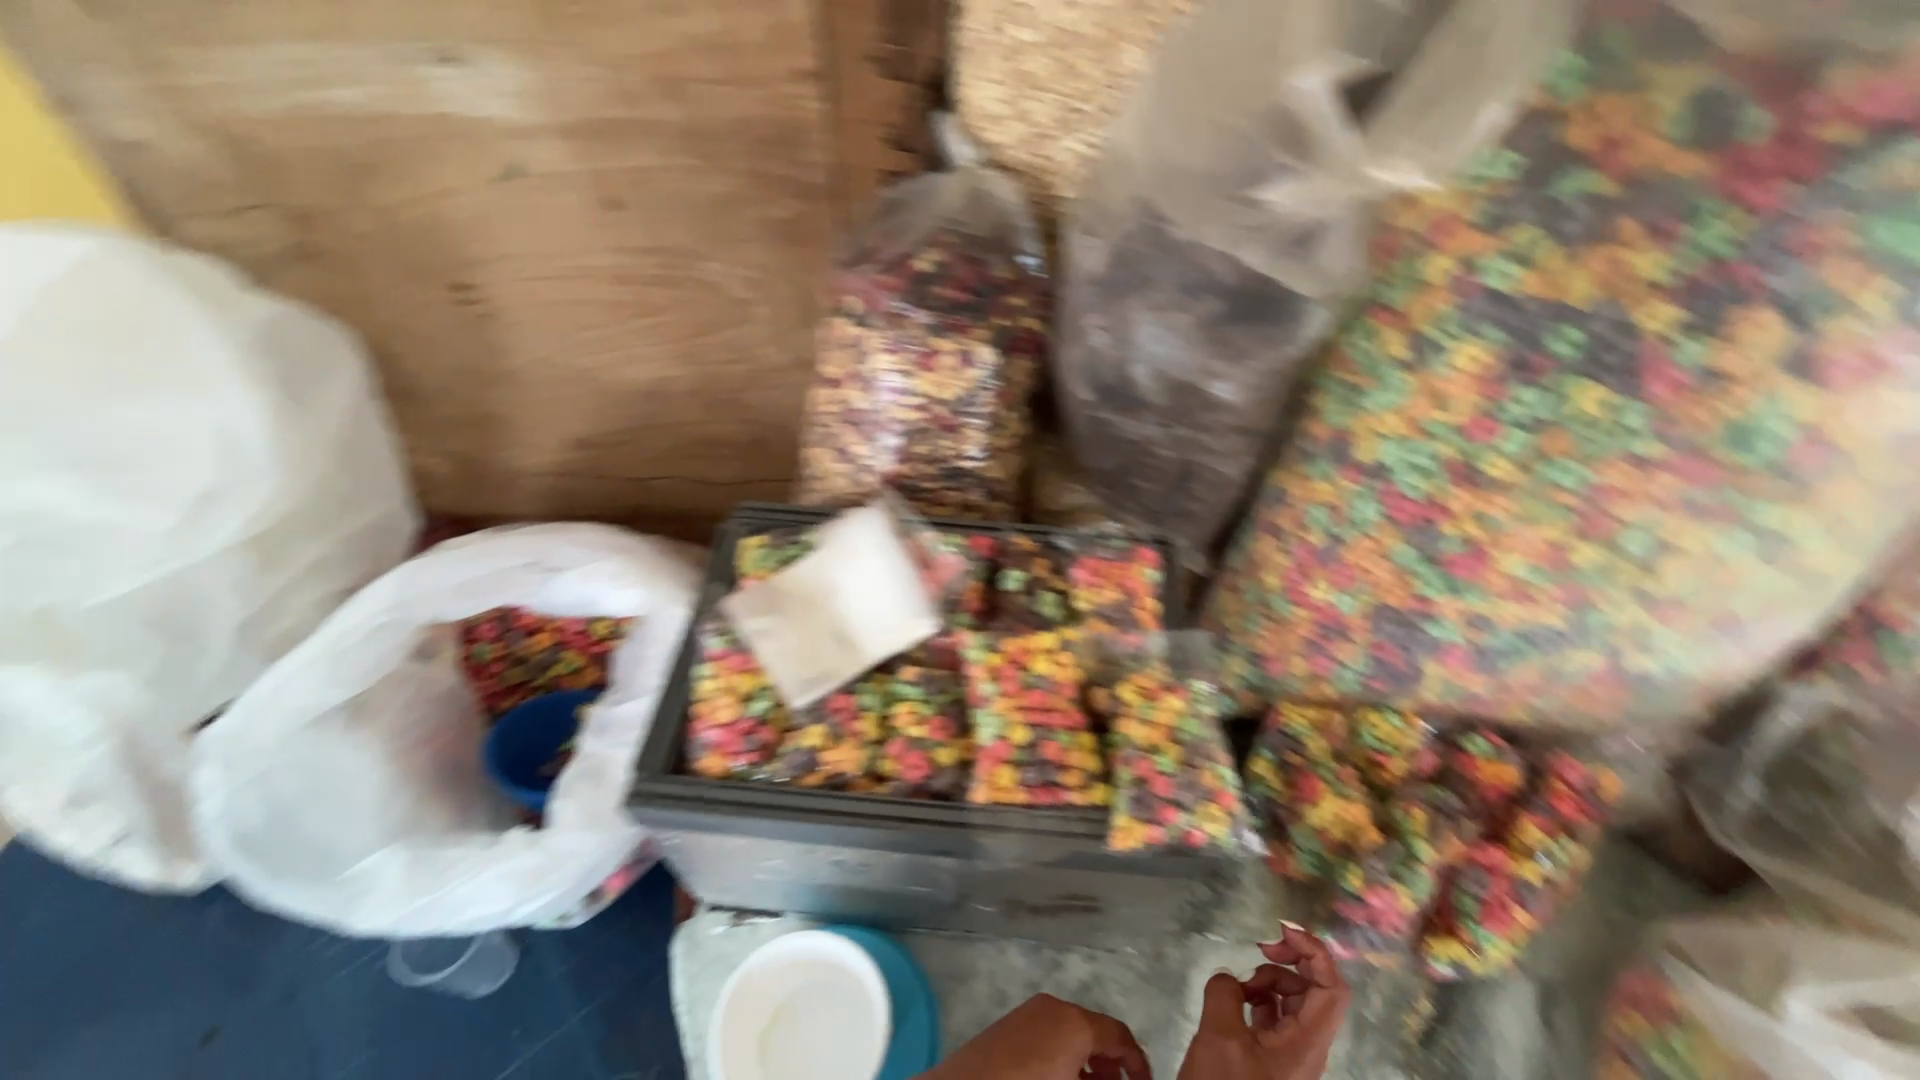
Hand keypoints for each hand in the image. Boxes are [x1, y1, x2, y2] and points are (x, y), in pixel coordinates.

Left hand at [919, 993, 1151, 1079]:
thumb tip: (1117, 1078)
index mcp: (1075, 1022)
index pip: (1120, 1035)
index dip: (1138, 1063)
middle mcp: (1054, 1007)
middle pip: (1096, 1031)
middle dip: (1112, 1063)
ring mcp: (1029, 1013)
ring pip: (1072, 1033)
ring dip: (1088, 1062)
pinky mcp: (1010, 1024)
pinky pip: (1050, 1035)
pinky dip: (1064, 1056)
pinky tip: (1061, 1079)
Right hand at [1176, 927, 1350, 1079]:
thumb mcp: (1219, 1037)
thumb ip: (1225, 993)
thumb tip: (1229, 977)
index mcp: (1307, 1043)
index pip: (1332, 987)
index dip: (1314, 951)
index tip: (1280, 929)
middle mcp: (1307, 1047)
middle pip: (1315, 989)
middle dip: (1289, 962)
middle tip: (1259, 947)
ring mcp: (1291, 1056)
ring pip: (1293, 1001)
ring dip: (1267, 981)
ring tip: (1237, 989)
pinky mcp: (1271, 1061)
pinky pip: (1275, 1018)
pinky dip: (1258, 1000)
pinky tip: (1236, 1002)